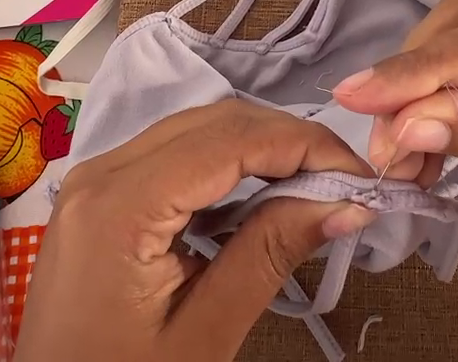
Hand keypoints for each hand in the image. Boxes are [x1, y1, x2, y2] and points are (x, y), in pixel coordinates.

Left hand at [15, 100, 379, 361]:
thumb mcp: (204, 336)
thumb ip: (271, 253)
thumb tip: (347, 202)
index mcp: (119, 204)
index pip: (229, 139)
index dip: (302, 143)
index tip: (360, 172)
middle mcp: (102, 170)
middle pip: (214, 122)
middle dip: (286, 140)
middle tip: (343, 180)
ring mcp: (98, 177)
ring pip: (197, 129)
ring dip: (260, 147)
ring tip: (314, 183)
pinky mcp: (103, 193)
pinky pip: (177, 154)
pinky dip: (227, 164)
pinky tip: (261, 194)